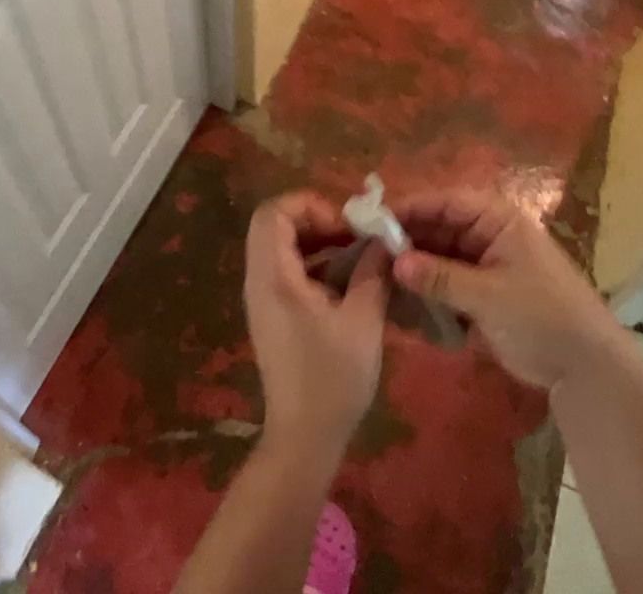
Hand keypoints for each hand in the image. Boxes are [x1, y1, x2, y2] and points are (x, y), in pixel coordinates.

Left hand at [244, 192, 389, 454]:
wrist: (304, 436)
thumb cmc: (333, 379)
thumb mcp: (363, 321)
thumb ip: (372, 272)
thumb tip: (382, 240)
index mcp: (274, 277)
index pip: (273, 212)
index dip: (311, 206)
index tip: (347, 227)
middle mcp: (259, 281)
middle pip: (275, 225)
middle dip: (317, 220)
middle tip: (356, 238)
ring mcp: (262, 298)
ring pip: (281, 247)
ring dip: (319, 242)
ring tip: (360, 257)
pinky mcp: (272, 313)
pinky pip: (287, 270)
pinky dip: (315, 264)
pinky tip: (349, 282)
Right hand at [389, 191, 625, 389]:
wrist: (585, 367)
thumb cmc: (542, 317)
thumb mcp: (488, 296)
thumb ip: (440, 278)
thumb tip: (395, 263)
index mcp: (499, 221)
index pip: (447, 202)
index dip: (411, 209)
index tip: (373, 222)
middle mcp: (490, 236)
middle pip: (439, 227)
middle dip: (407, 239)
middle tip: (368, 253)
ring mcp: (486, 265)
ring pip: (439, 255)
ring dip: (413, 266)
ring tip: (377, 276)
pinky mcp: (483, 293)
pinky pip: (446, 282)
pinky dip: (426, 288)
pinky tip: (399, 298)